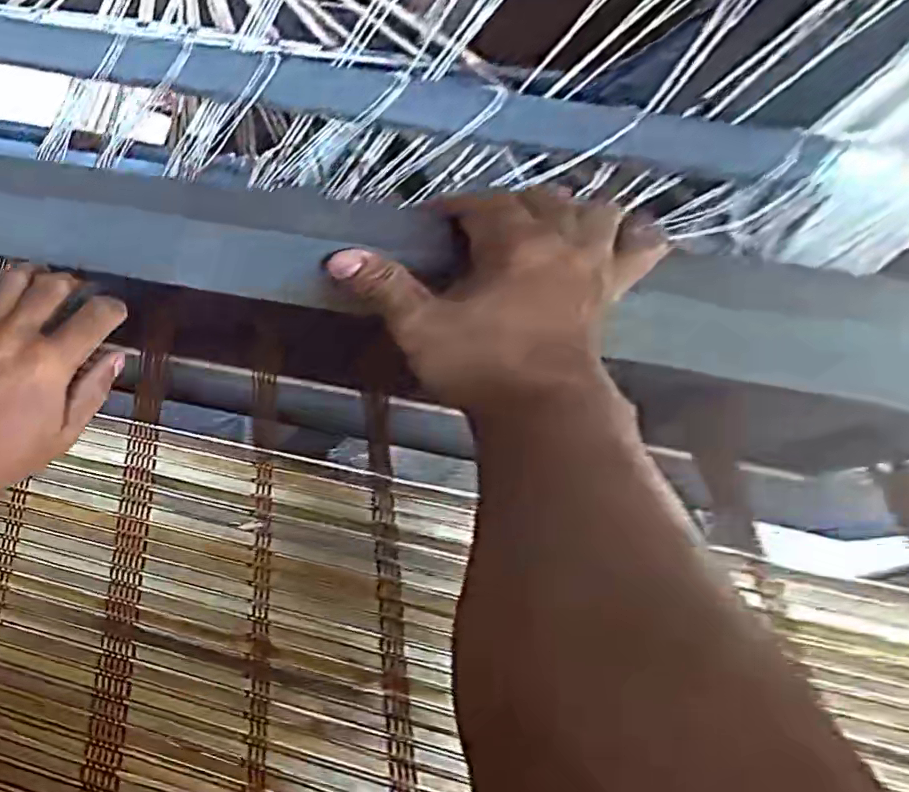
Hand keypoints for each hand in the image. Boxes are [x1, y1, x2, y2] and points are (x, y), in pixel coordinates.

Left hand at [0, 264, 128, 508]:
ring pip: (11, 278)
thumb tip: (115, 356)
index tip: (113, 313)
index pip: (94, 315)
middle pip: (53, 285)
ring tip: (39, 288)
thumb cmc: (12, 454)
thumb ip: (92, 391)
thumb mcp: (63, 434)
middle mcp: (15, 337)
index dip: (112, 309)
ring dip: (33, 277)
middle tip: (77, 298)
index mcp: (49, 364)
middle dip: (74, 286)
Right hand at [326, 189, 668, 418]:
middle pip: (540, 200)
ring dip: (566, 207)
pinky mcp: (613, 291)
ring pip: (594, 210)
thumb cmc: (474, 363)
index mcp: (516, 244)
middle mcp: (563, 242)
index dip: (455, 206)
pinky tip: (617, 234)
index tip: (428, 219)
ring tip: (539, 221)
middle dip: (504, 204)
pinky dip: (630, 232)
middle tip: (472, 225)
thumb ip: (384, 287)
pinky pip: (639, 245)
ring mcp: (595, 264)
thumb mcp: (417, 326)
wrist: (539, 404)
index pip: (485, 205)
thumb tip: (340, 256)